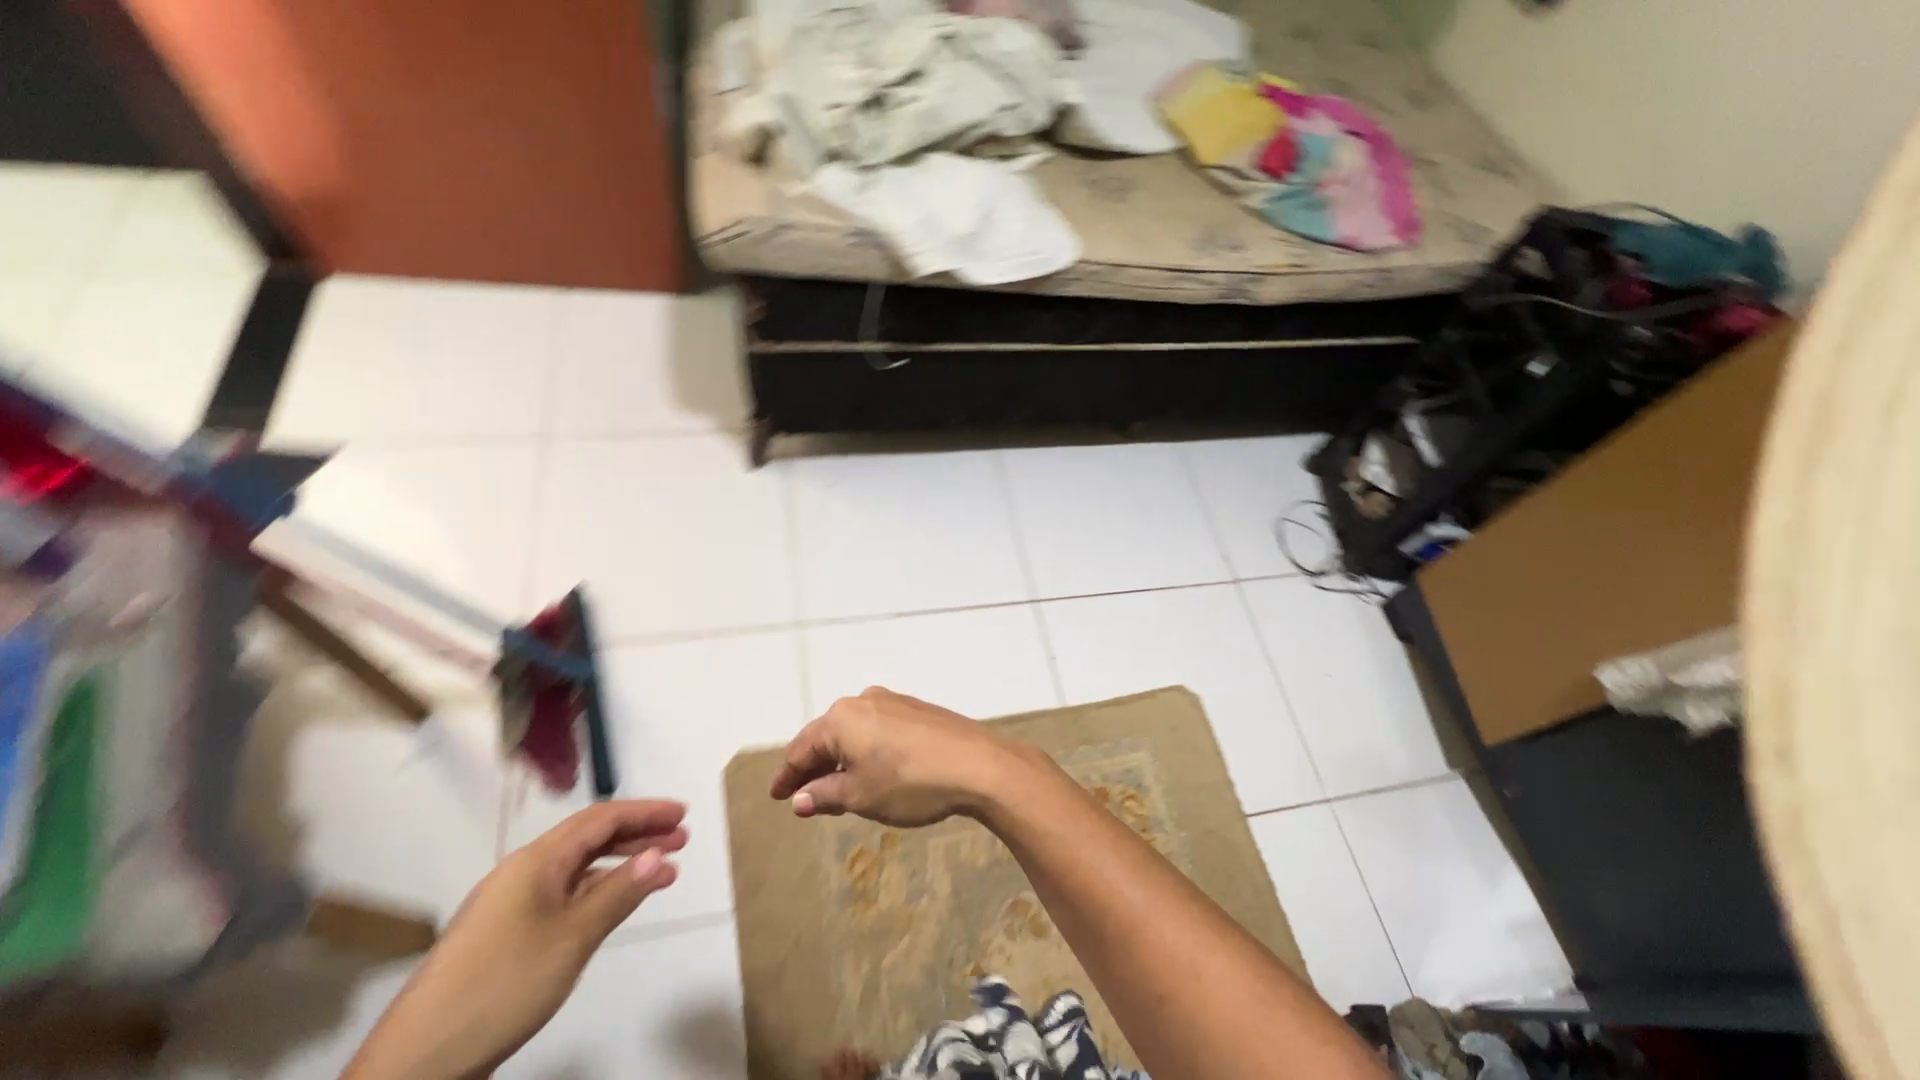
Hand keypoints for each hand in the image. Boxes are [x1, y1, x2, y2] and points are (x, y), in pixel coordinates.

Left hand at [343, 800, 687, 1079]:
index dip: (644, 812)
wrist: (424, 1052)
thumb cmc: (505, 983)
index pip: (599, 820)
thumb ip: (618, 893)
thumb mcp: (573, 937)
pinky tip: (616, 905)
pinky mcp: (507, 933)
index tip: (683, 813)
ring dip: (621, 864)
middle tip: (682, 838)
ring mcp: (512, 903)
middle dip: (637, 834)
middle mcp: (522, 872)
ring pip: (577, 868)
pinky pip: (564, 894)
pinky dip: (598, 891)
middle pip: (588, 838)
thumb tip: (660, 854)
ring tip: (663, 872)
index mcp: (535, 862)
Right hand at [769, 686, 1040, 826]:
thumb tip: (800, 799)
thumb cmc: (910, 783)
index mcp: (841, 718)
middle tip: (801, 794)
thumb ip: (825, 795)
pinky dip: (866, 751)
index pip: (801, 749)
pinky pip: (879, 729)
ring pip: (854, 732)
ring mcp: (894, 702)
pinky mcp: (919, 710)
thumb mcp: (861, 796)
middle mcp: (864, 700)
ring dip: (841, 759)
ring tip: (835, 787)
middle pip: (827, 736)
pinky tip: (871, 770)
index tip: (777, 796)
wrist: (980, 765)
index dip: (787, 776)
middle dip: (813, 766)